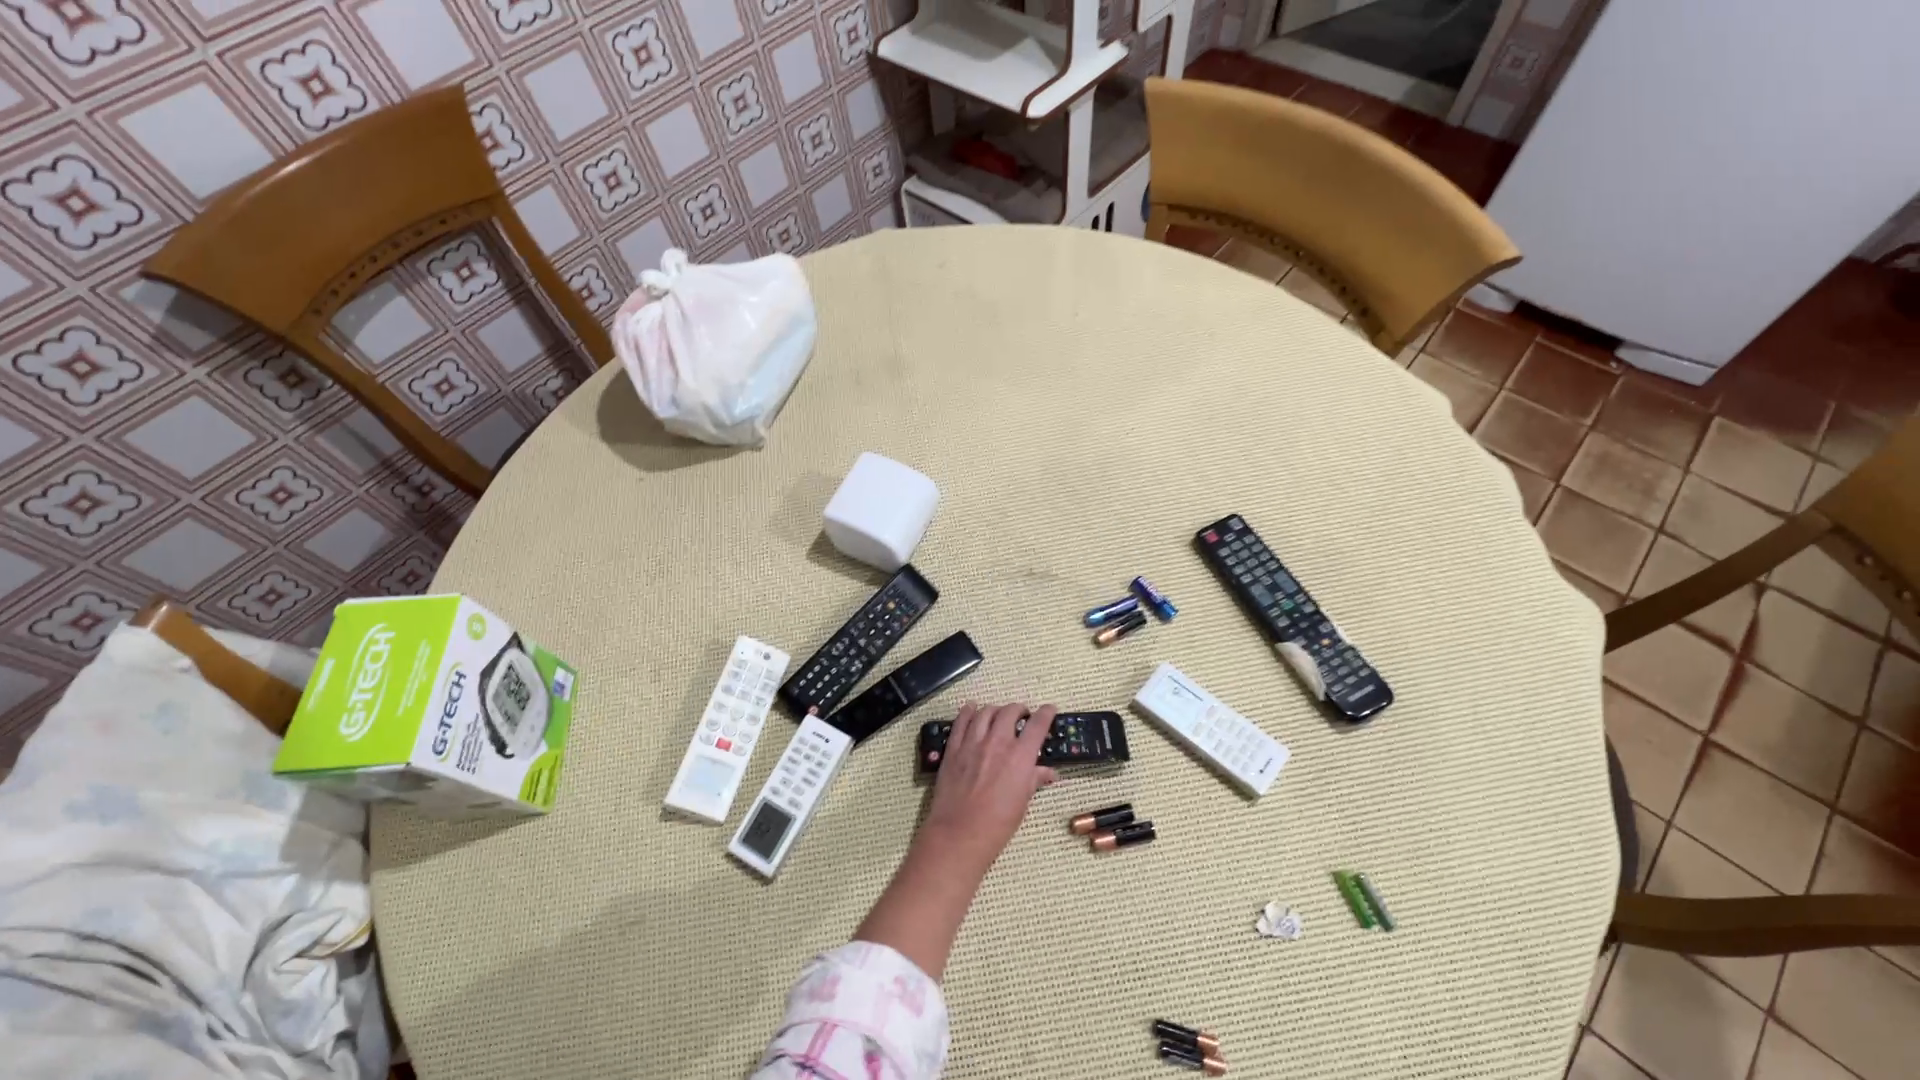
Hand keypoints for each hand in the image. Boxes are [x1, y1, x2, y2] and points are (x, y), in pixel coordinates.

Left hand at [918, 703, 1058, 873]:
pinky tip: (971, 709)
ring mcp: (973, 743)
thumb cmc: (998, 823)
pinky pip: (961, 721)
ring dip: (996, 710)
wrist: (960, 833)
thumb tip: (1048, 773)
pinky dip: (968, 711)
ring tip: (999, 715)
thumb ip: (1034, 780)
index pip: (1038, 724)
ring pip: (985, 712)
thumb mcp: (1023, 801)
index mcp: (1020, 756)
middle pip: (1010, 712)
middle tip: (1022, 716)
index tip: (1049, 710)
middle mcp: (997, 742)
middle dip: (1020, 710)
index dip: (1046, 713)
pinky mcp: (953, 748)